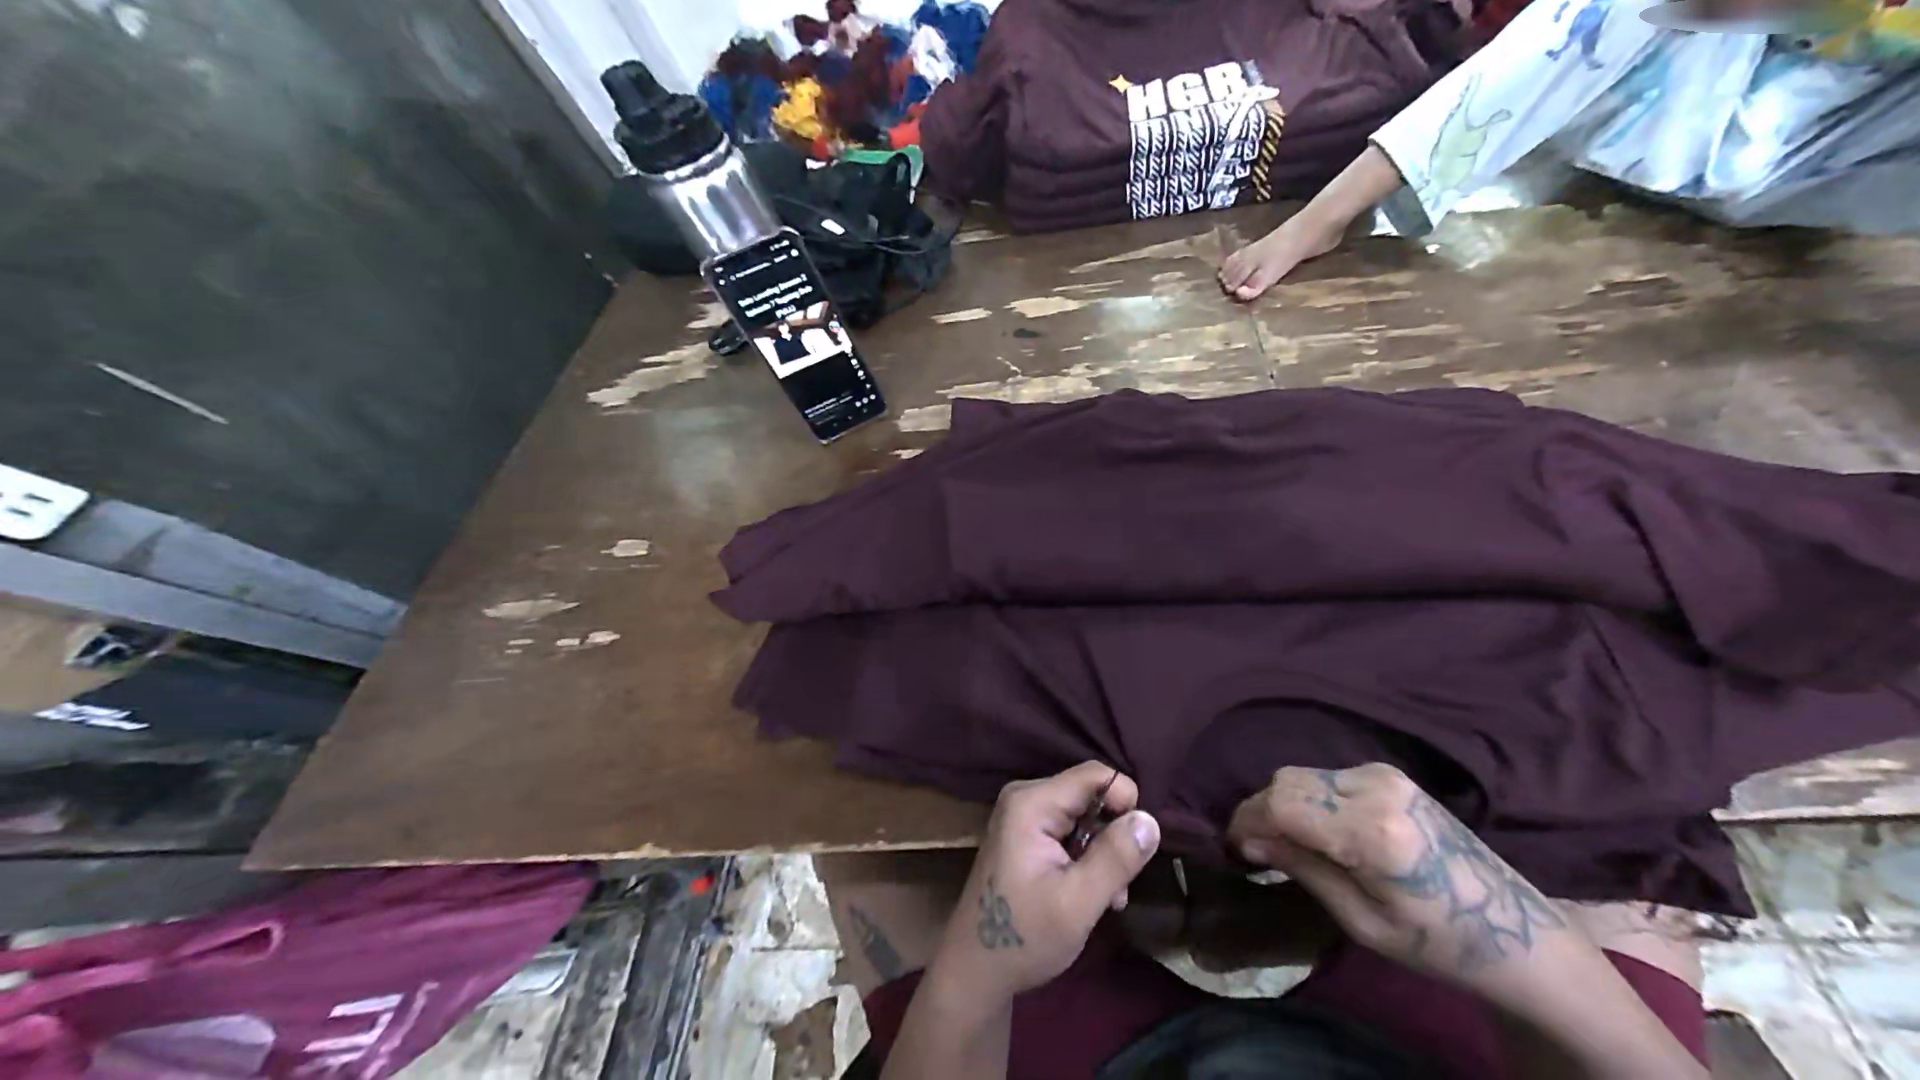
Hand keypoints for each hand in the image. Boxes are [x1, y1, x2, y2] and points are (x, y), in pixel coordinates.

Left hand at [929, 762, 1161, 1000]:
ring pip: (1084, 816)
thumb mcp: (1078, 902)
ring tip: (1108, 898)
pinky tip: (1091, 895)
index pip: (1095, 774)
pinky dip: (1086, 858)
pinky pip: (1069, 830)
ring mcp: (1023, 816)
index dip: (1125, 801)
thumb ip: (1116, 857)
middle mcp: (1025, 798)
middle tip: (1120, 883)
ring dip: (1103, 853)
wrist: (976, 970)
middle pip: (1090, 795)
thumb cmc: (1024, 936)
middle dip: (1113, 834)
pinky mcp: (1026, 835)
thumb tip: (1151, 819)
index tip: (1137, 845)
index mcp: (1032, 802)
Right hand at [1228, 764, 1568, 978]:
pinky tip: (1315, 829)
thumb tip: (1247, 839)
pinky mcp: (1388, 774)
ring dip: (1282, 804)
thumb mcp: (1361, 921)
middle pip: (1286, 782)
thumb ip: (1303, 868)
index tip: (1234, 848)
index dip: (1246, 821)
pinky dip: (1306, 799)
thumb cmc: (1438, 943)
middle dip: (1260, 811)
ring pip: (1301, 775)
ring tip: (1283, 841)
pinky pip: (1324, 777)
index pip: (1281, 805)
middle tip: (1254, 848)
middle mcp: (1375, 788)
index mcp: (1374, 831)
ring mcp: (1383, 775)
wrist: (1516, 931)